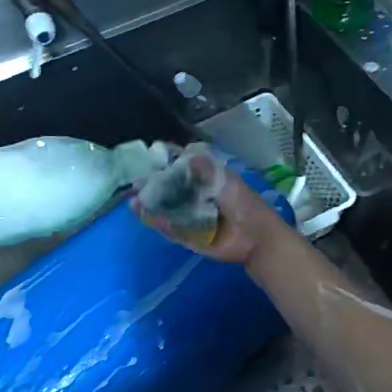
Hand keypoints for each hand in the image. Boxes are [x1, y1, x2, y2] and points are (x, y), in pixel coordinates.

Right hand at [133, 149, 289, 264]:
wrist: (256, 237)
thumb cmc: (244, 205)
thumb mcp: (226, 182)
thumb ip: (206, 170)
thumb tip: (187, 154)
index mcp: (203, 182)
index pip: (179, 171)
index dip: (164, 166)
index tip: (150, 160)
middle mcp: (194, 199)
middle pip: (167, 191)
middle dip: (151, 188)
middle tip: (135, 184)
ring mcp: (190, 219)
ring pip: (165, 211)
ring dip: (150, 207)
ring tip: (134, 202)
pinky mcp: (190, 237)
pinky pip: (172, 231)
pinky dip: (161, 225)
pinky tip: (148, 217)